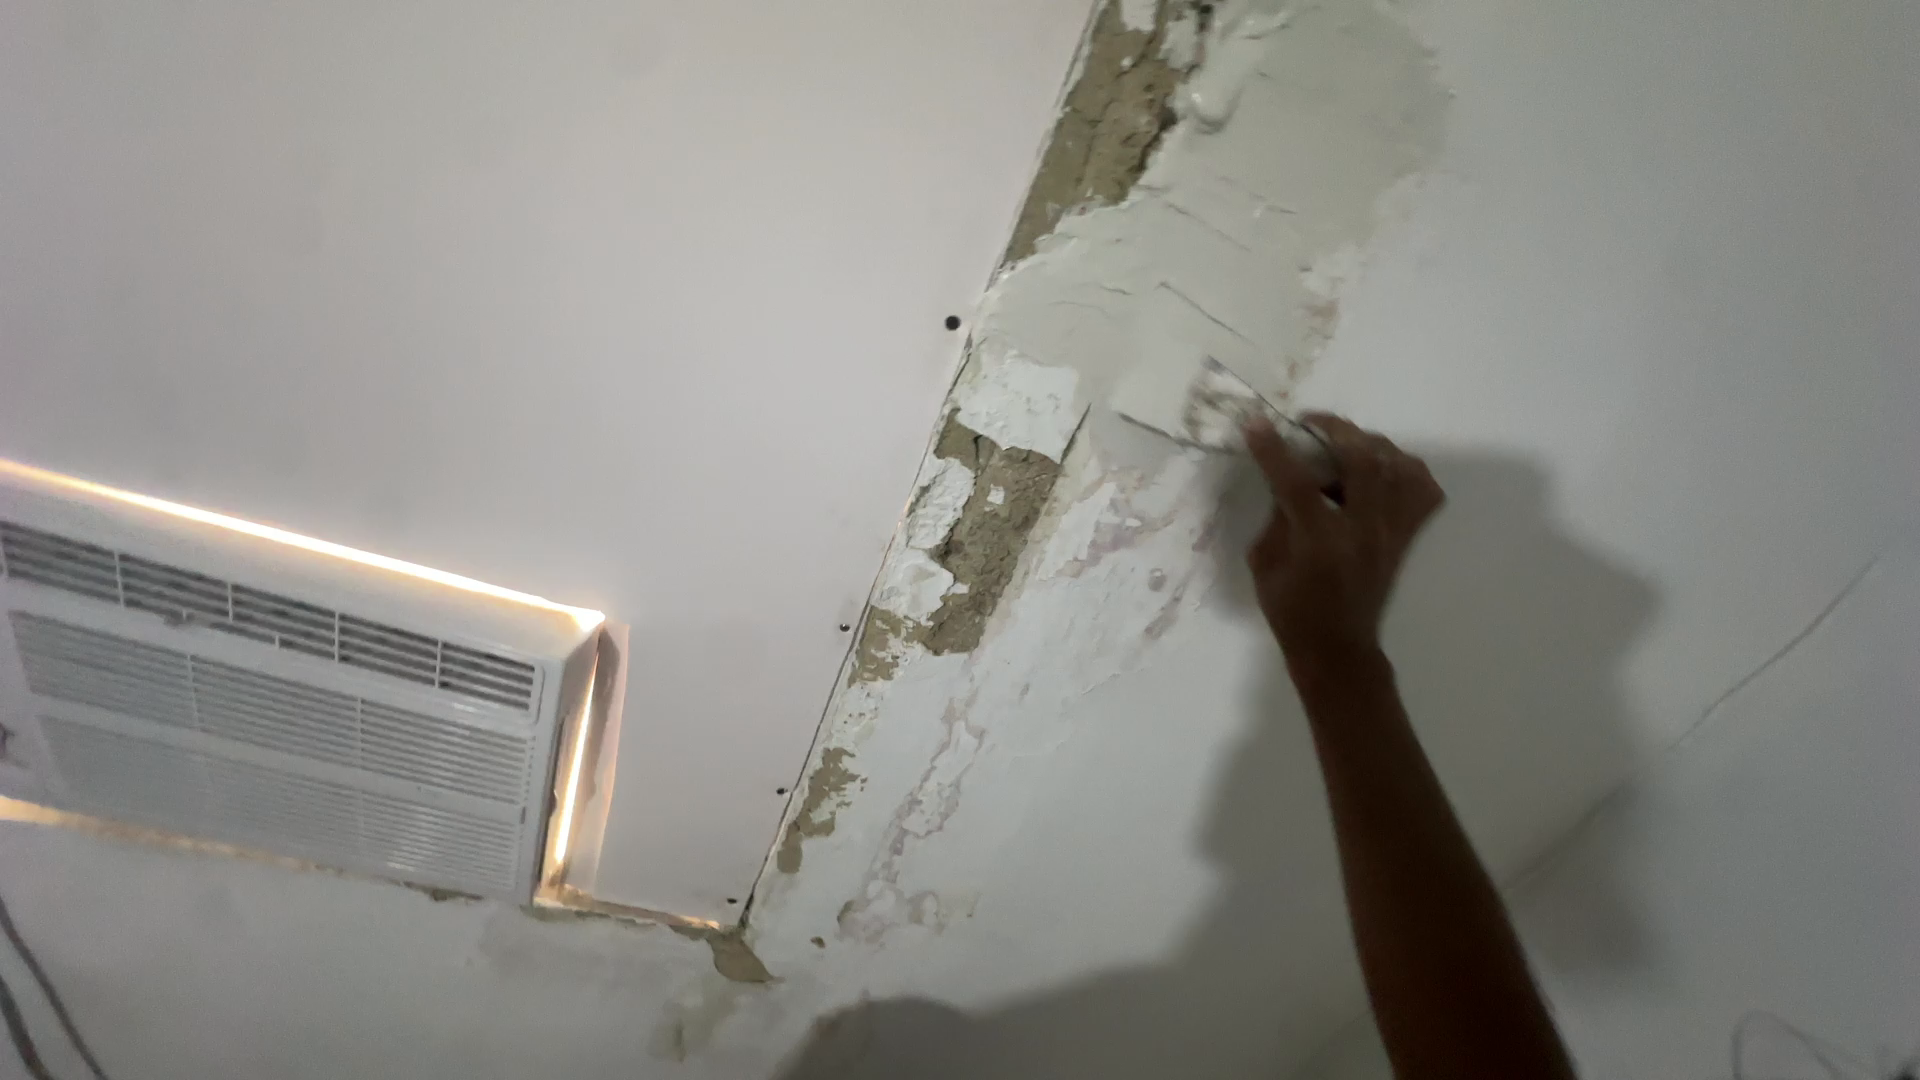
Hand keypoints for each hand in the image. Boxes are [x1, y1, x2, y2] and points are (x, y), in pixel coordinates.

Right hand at [1245, 413, 1443, 670]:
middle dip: (1333, 429)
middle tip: (1309, 422)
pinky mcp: (1406, 537)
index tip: (1256, 423)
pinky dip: (1406, 469)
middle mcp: (1363, 530)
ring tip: (1343, 440)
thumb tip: (1287, 480)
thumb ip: (1277, 517)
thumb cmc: (1290, 609)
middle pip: (1361, 460)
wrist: (1336, 646)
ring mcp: (1391, 532)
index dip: (1274, 449)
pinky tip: (1382, 467)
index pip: (1296, 482)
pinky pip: (1423, 490)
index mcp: (1319, 541)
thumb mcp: (1264, 562)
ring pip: (1397, 466)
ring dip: (1368, 443)